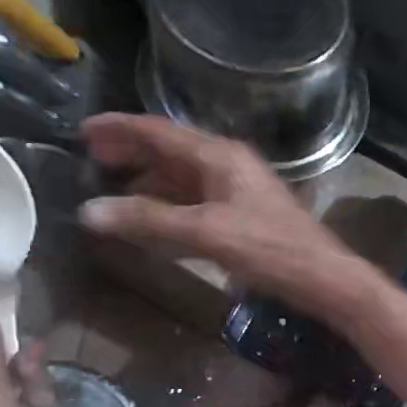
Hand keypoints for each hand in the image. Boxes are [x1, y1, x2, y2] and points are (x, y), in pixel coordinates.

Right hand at [75, 113, 365, 310]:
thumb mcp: (207, 233)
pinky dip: (169, 205)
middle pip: (171, 151)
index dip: (121, 129)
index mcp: (220, 156)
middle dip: (132, 152)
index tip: (83, 130)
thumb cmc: (270, 249)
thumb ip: (150, 221)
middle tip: (91, 159)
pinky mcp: (243, 216)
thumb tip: (90, 211)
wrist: (323, 278)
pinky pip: (195, 202)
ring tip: (111, 186)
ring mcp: (237, 190)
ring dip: (148, 180)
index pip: (161, 131)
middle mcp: (228, 165)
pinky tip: (151, 218)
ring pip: (183, 178)